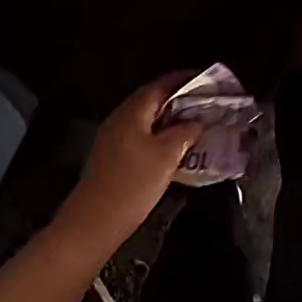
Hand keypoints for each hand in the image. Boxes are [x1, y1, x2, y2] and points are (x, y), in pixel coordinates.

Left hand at [56, 71, 201, 236]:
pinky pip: (143, 137)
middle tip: (207, 102)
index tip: (207, 79)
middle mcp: (121, 119)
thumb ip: (185, 132)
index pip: (161, 85)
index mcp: (132, 112)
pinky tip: (179, 148)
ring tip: (199, 123)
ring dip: (173, 119)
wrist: (94, 222)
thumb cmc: (133, 183)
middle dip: (181, 99)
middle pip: (153, 100)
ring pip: (149, 120)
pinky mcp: (115, 157)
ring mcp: (114, 139)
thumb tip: (196, 123)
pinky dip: (163, 136)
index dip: (184, 79)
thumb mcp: (167, 154)